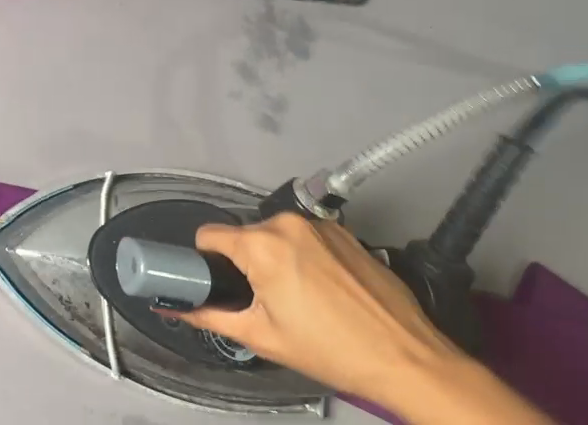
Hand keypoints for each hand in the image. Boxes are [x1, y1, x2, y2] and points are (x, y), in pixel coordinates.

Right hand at [179, 215, 551, 423]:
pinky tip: (327, 289)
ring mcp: (320, 226)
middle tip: (267, 300)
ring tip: (301, 296)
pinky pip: (308, 238)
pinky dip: (308, 256)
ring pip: (277, 236)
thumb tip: (176, 309)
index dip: (208, 261)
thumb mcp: (262, 338)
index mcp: (259, 245)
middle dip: (247, 262)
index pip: (208, 235)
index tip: (222, 284)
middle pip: (245, 235)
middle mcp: (286, 224)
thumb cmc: (333, 351)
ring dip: (278, 257)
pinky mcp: (347, 234)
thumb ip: (210, 316)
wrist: (411, 361)